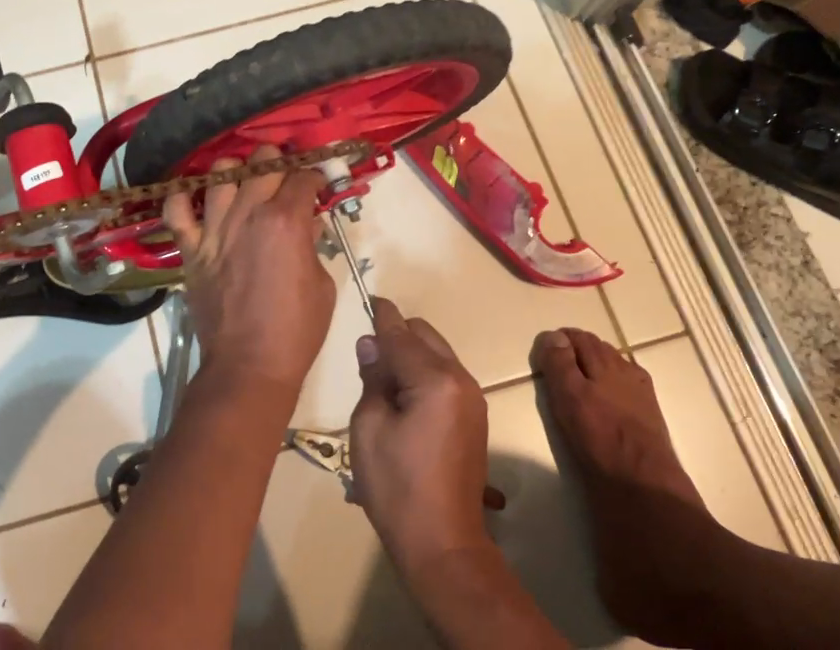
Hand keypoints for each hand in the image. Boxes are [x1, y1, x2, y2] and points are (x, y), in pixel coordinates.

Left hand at [162, 145, 336, 390]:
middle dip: (278, 163)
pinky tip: (193, 197)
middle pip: (262, 164)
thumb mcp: (322, 285)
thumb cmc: (296, 330)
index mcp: (286, 221)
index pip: (302, 177)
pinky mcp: (190, 249)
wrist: (248, 365)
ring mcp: (214, 229)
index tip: (317, 183)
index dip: (314, 176)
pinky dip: (181, 197)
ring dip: (236, 170)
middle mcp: (248, 214)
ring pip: (220, 175)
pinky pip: (176, 210)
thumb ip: (312, 246)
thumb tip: (307, 226)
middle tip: (284, 176)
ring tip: (244, 179)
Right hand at [348, 299, 490, 571]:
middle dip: (396, 335)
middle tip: (365, 355)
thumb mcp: (369, 427)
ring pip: (437, 354)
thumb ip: (372, 378)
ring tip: (380, 379)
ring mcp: (473, 400)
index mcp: (435, 379)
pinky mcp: (474, 418)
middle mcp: (461, 380)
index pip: (400, 333)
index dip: (381, 317)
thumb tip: (371, 345)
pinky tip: (402, 396)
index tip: (368, 298)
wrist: (442, 542)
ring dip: (411, 354)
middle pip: (425, 336)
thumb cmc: (396, 485)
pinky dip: (423, 373)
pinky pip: (445, 377)